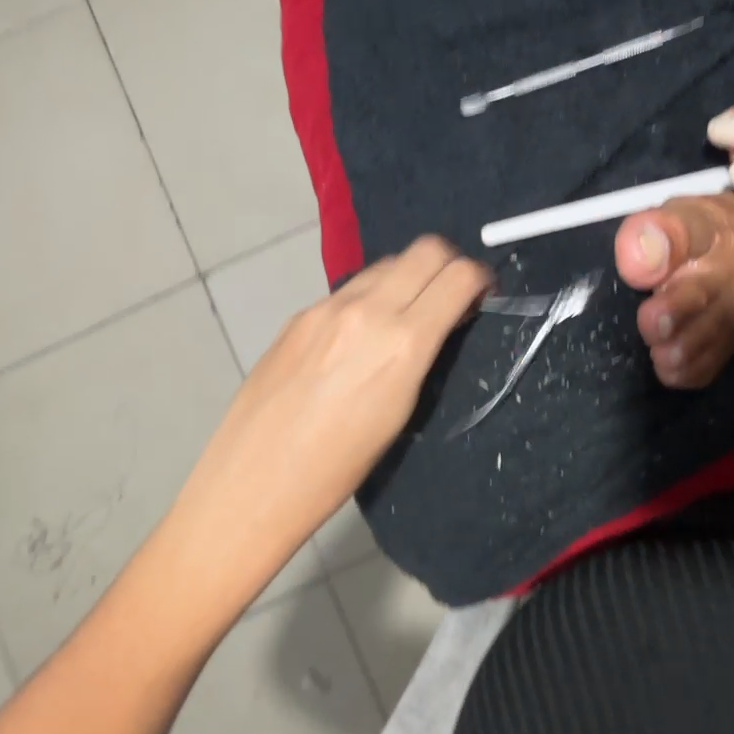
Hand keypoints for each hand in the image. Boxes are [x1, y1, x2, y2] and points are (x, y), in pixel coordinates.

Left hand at [168, 237, 489, 579]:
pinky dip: (372, 295)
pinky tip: (361, 334)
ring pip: (388, 263)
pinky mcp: (299, 314)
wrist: (252, 484)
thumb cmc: (339, 468)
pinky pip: (352, 287)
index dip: (480, 279)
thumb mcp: (402, 411)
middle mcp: (367, 311)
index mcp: (402, 343)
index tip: (482, 297)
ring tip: (407, 312)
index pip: (458, 275)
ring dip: (410, 276)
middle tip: (451, 294)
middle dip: (449, 264)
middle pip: (426, 249)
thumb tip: (443, 319)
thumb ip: (425, 353)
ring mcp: (327, 308)